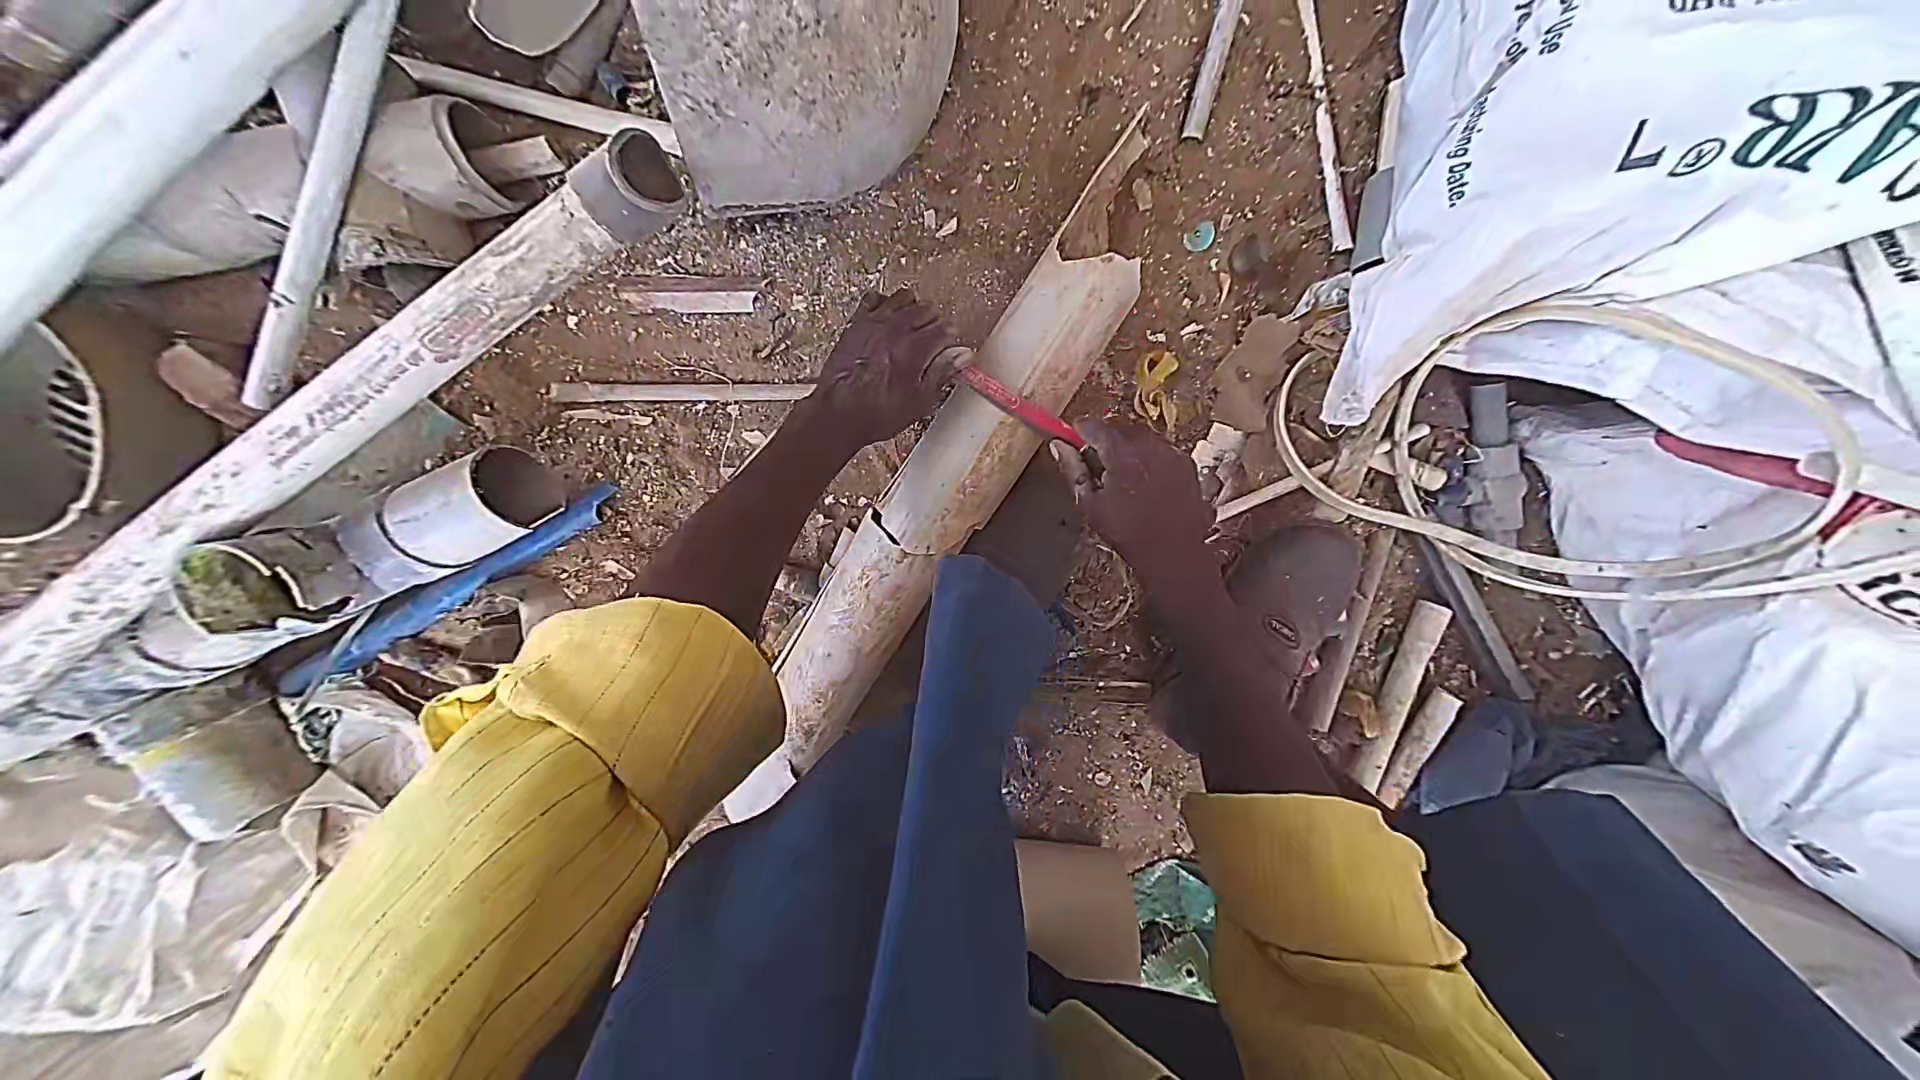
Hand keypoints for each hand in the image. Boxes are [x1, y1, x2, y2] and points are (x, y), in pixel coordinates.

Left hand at [797, 290, 962, 453]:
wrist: (838, 413)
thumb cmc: (876, 412)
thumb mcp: (919, 401)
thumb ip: (942, 372)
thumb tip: (962, 355)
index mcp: (915, 349)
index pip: (945, 328)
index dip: (949, 341)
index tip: (946, 352)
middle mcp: (896, 329)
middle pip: (927, 310)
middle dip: (933, 324)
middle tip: (930, 344)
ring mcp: (874, 322)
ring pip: (904, 298)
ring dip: (912, 311)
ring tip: (911, 330)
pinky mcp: (857, 323)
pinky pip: (875, 298)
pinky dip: (885, 305)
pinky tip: (887, 321)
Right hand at [1051, 420, 1215, 588]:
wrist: (1175, 552)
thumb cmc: (1127, 532)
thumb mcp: (1090, 505)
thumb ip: (1073, 470)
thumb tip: (1058, 445)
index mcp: (1121, 452)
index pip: (1092, 425)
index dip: (1078, 434)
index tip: (1072, 444)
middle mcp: (1149, 444)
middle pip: (1118, 428)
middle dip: (1104, 442)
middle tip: (1097, 469)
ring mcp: (1171, 452)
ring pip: (1140, 437)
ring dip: (1127, 449)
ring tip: (1122, 479)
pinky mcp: (1186, 463)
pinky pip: (1159, 449)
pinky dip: (1148, 458)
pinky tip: (1145, 484)